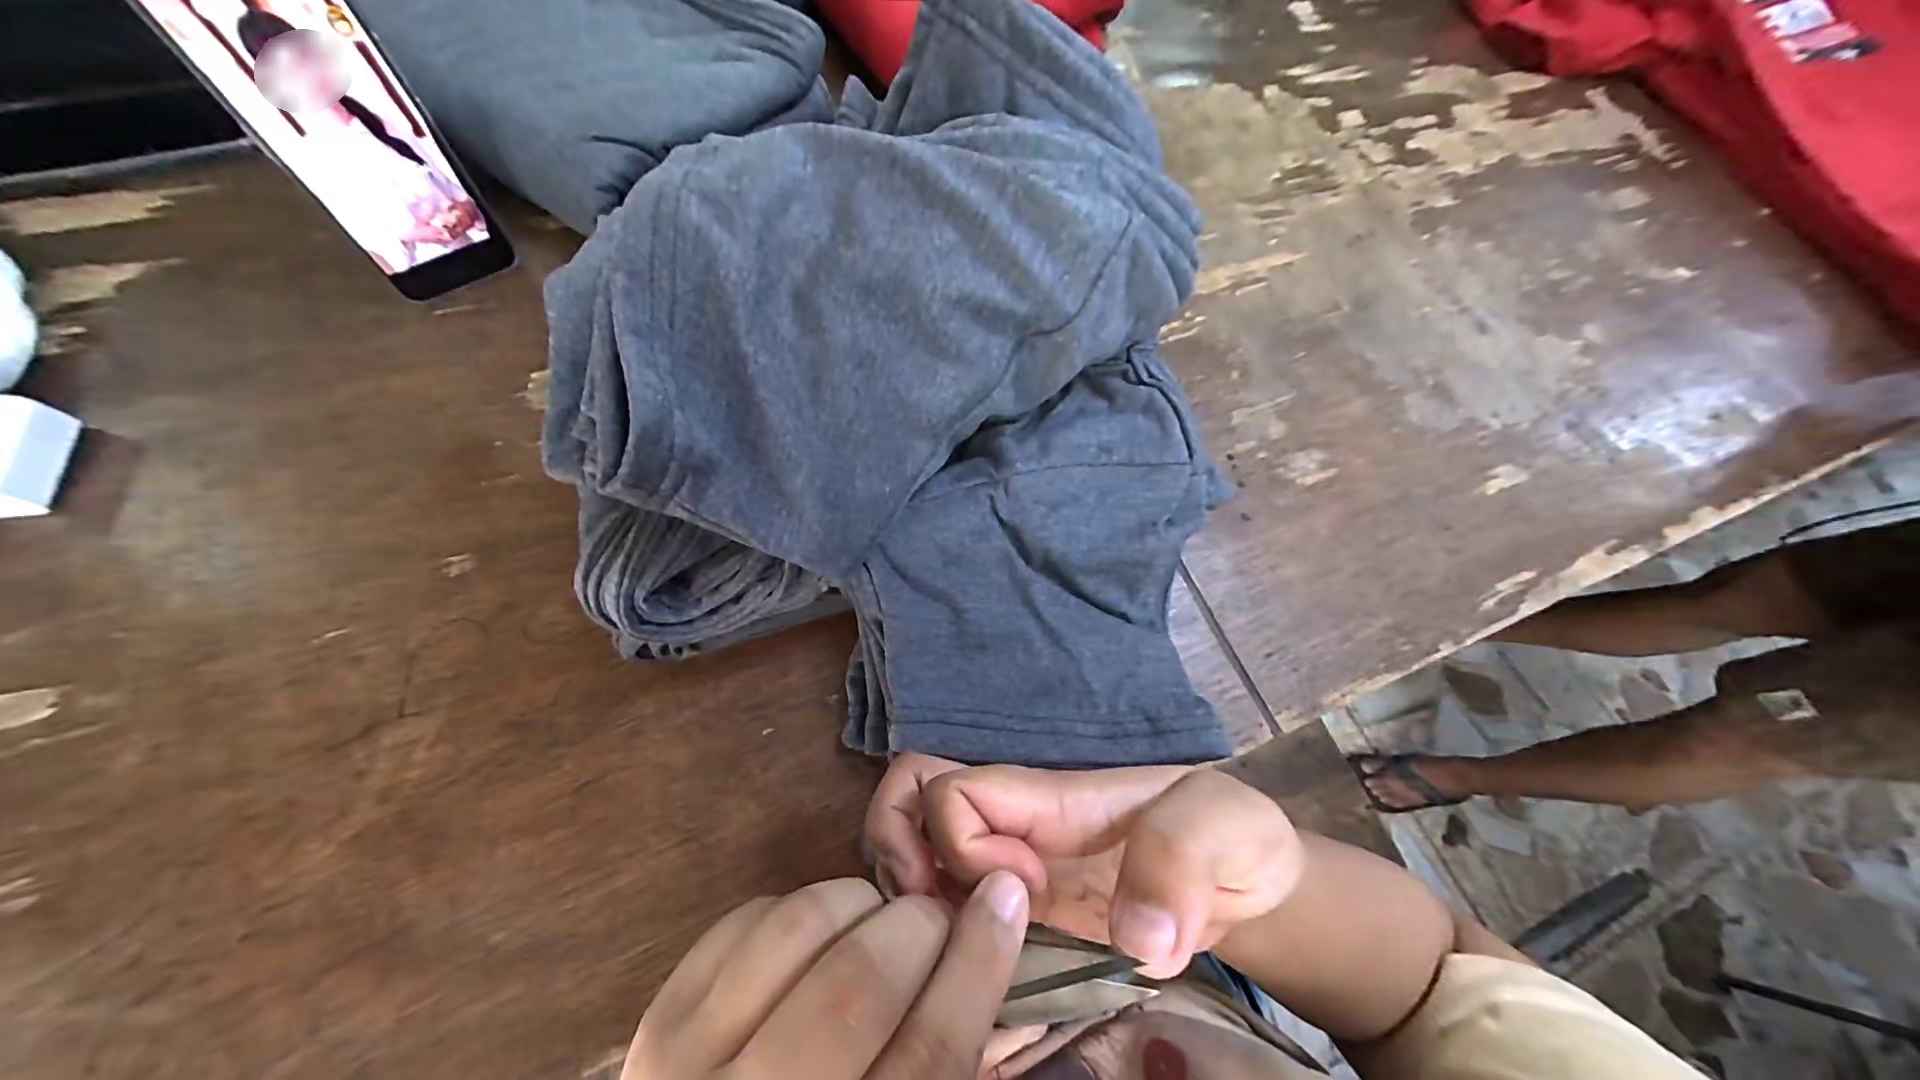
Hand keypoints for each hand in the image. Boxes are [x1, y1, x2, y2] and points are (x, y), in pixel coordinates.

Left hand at [622, 872, 1028, 1079]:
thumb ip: (946, 1048)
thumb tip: (991, 935)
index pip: (932, 1050)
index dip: (977, 960)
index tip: (1004, 894)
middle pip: (859, 986)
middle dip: (917, 925)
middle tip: (934, 918)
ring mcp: (691, 1065)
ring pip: (798, 932)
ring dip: (857, 904)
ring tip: (875, 920)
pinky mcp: (658, 1022)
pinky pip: (744, 922)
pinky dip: (797, 907)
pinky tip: (818, 932)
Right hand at [871, 763, 1303, 977]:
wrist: (1245, 886)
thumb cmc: (1231, 838)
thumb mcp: (1223, 825)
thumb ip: (1178, 859)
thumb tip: (1134, 939)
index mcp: (1047, 797)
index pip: (952, 788)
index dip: (962, 842)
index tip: (1021, 887)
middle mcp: (1014, 826)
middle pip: (909, 796)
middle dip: (898, 849)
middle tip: (936, 915)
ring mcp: (1013, 867)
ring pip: (914, 847)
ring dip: (909, 895)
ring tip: (952, 948)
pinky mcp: (1022, 912)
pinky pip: (946, 902)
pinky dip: (934, 932)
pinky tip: (971, 975)